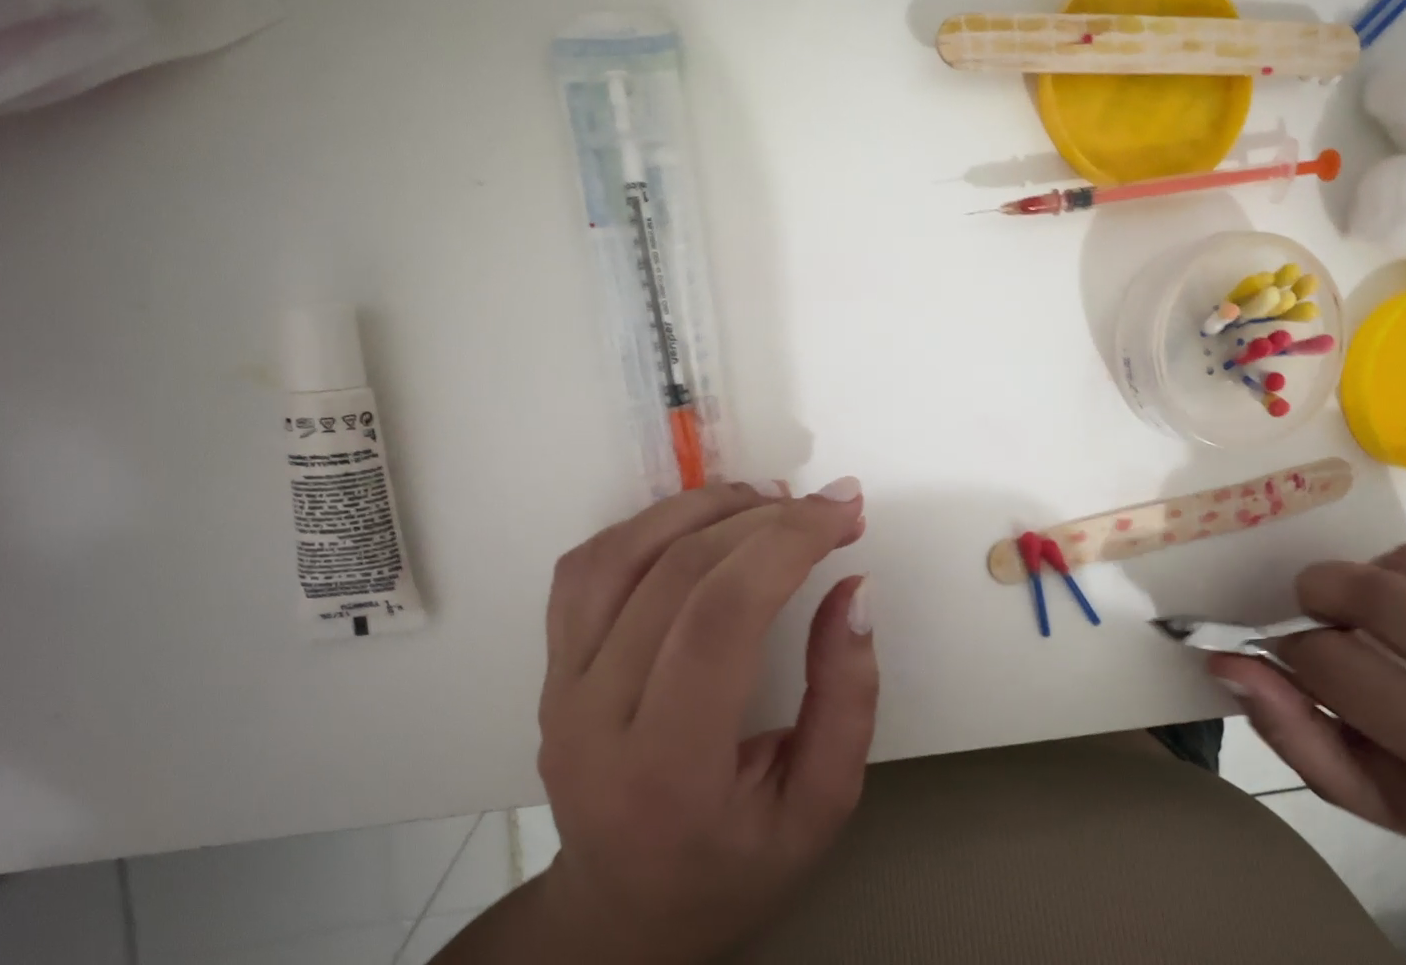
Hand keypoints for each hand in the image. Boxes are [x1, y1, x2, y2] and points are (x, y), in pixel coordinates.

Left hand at [533, 478, 875, 962]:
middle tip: (830, 505)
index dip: (787, 546)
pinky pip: (588, 568)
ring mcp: (560, 688)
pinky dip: (650, 525)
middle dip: (765, 520)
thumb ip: (846, 699)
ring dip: (702, 507)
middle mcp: (594, 719)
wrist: (625, 905)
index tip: (845, 514)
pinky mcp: (551, 667)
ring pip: (619, 555)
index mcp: (668, 768)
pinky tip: (706, 522)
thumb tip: (855, 590)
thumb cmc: (734, 866)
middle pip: (674, 575)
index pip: (720, 620)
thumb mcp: (820, 805)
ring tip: (771, 500)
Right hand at [1213, 533, 1405, 863]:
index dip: (1296, 648)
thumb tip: (1223, 660)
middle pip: (1387, 597)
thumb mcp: (1351, 785)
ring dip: (1373, 573)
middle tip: (1312, 601)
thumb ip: (1284, 725)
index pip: (1341, 666)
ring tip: (1375, 611)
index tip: (1293, 655)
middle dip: (1323, 586)